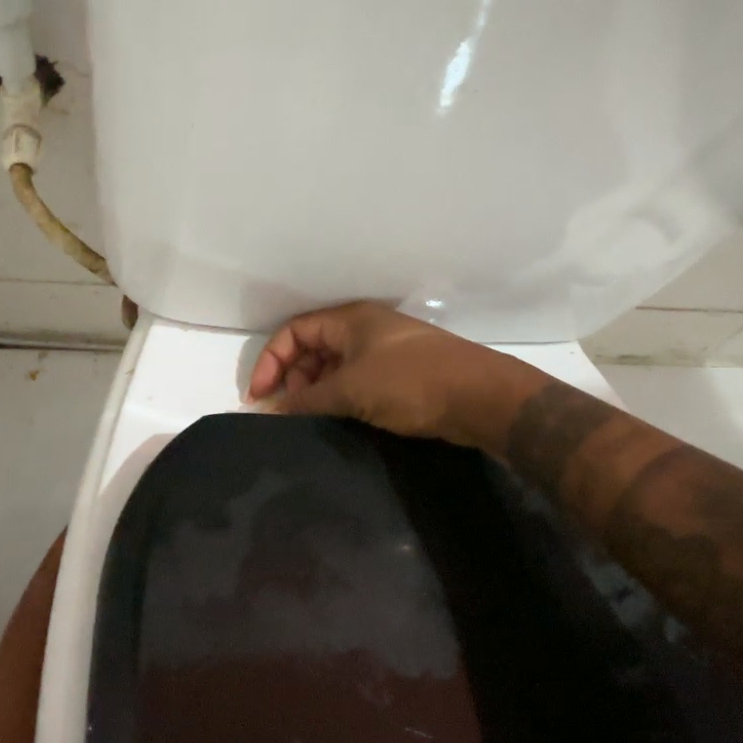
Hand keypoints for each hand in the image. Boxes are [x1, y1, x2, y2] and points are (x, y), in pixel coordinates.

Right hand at [245, 301, 529, 444]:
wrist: (481, 398)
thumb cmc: (411, 383)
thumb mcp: (350, 391)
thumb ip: (306, 401)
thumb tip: (269, 412)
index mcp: (350, 320)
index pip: (294, 332)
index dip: (271, 361)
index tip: (260, 397)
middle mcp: (364, 330)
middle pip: (312, 348)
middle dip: (293, 378)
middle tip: (289, 412)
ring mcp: (384, 352)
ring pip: (334, 367)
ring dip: (316, 392)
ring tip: (311, 420)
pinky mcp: (399, 376)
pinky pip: (355, 382)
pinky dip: (339, 399)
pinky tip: (337, 421)